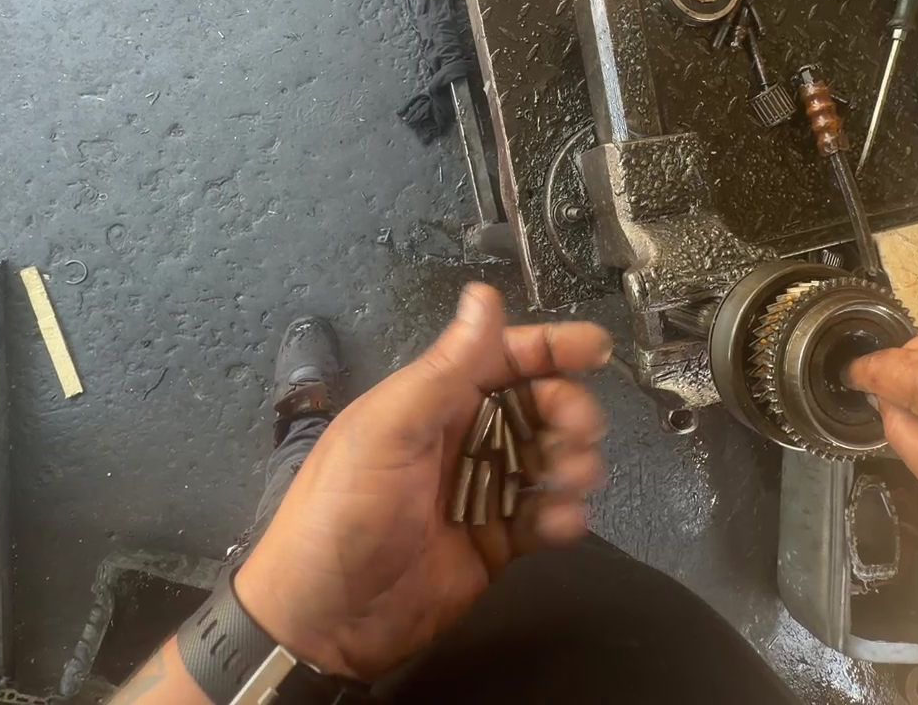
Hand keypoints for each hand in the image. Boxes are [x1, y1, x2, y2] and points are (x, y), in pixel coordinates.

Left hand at [232, 283, 611, 681]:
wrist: (320, 622)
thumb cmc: (345, 509)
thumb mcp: (389, 430)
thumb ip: (446, 366)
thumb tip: (483, 294)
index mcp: (438, 397)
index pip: (505, 356)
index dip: (552, 346)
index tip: (597, 348)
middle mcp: (466, 434)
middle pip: (539, 404)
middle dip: (569, 410)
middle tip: (581, 432)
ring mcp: (484, 487)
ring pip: (550, 457)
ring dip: (574, 461)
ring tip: (571, 479)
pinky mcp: (496, 539)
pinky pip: (543, 516)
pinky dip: (563, 516)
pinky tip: (562, 522)